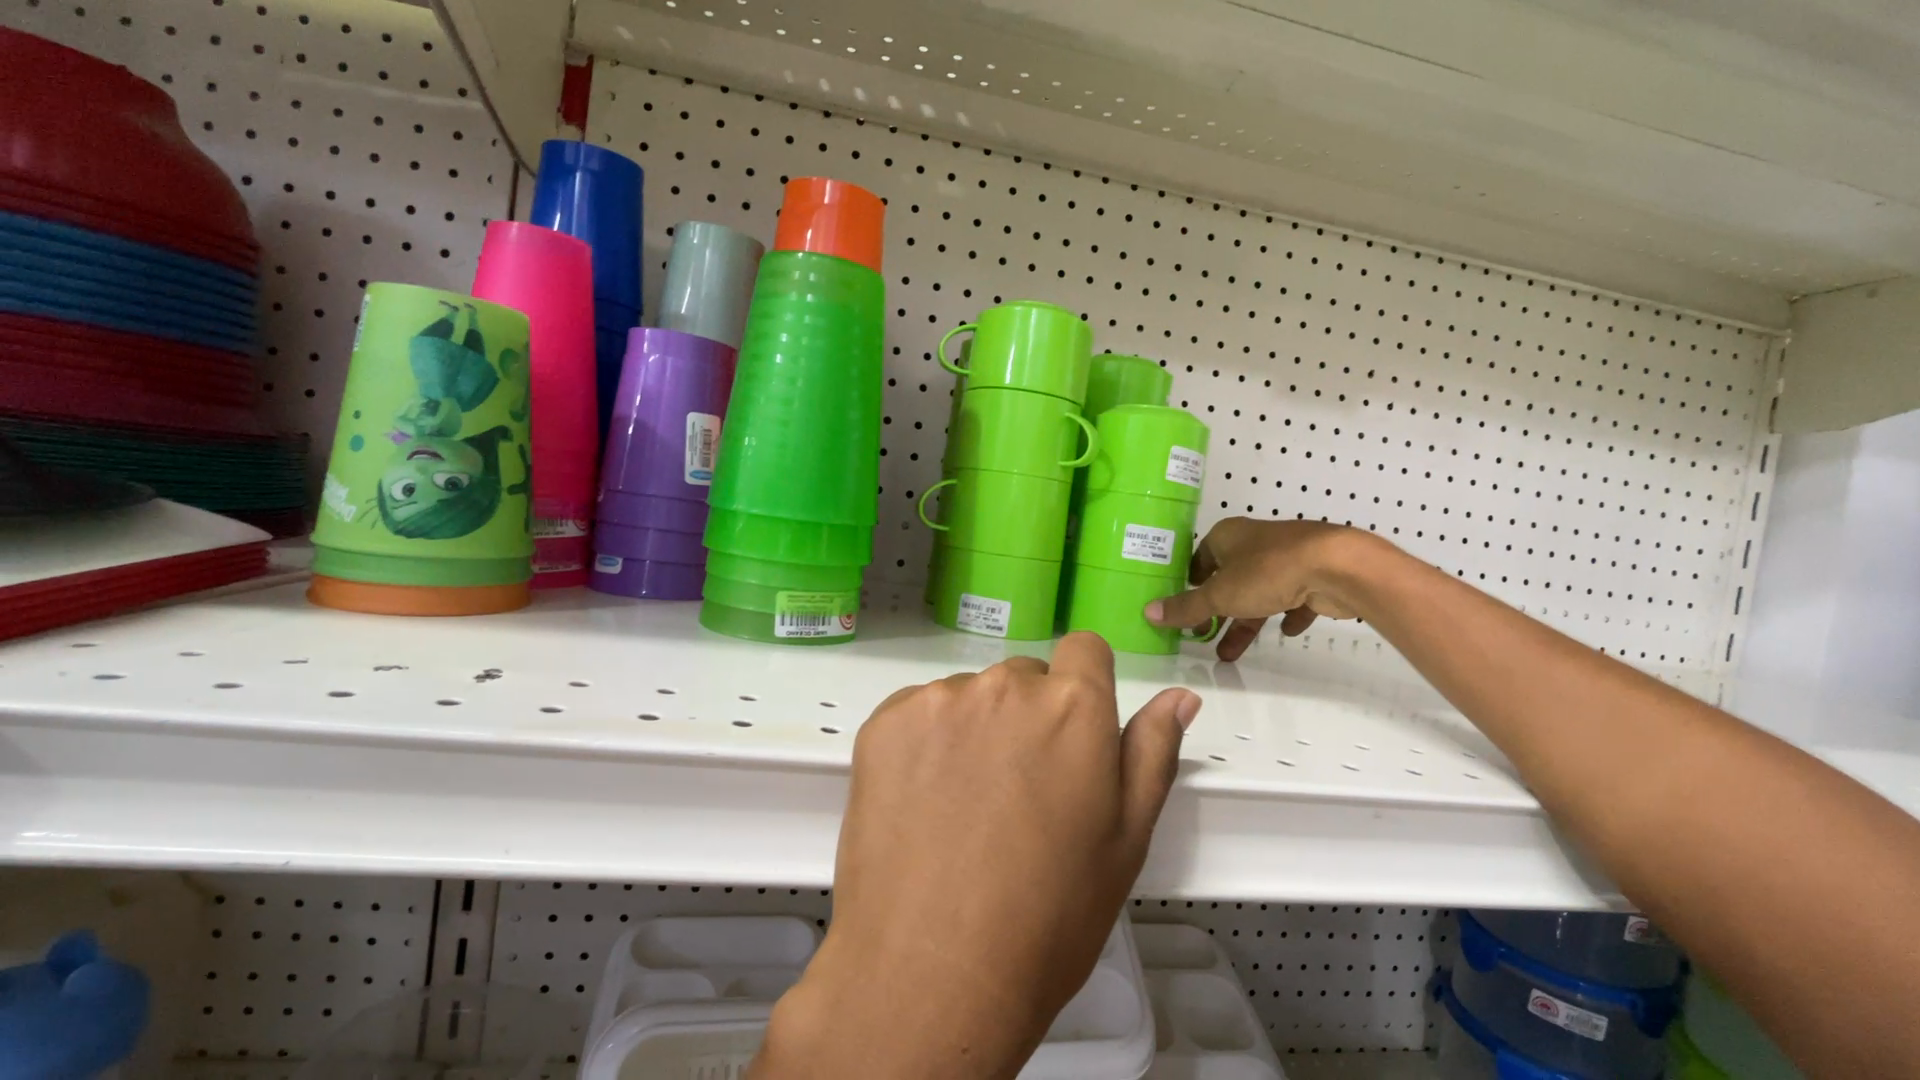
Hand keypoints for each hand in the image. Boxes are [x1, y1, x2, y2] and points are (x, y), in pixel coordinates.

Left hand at [753, 633, 1201, 1078]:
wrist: (932, 972)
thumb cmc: (1047, 916)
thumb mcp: (1125, 841)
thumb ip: (1151, 753)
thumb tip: (1178, 697)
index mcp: (1073, 707)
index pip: (1086, 652)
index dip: (1083, 689)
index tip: (1071, 741)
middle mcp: (1004, 687)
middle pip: (1025, 678)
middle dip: (1030, 719)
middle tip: (1020, 796)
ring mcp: (937, 701)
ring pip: (969, 697)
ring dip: (975, 731)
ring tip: (967, 810)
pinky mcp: (883, 724)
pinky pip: (917, 714)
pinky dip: (925, 744)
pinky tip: (925, 805)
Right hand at [1145, 518, 1370, 660]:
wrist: (1338, 567)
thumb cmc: (1268, 572)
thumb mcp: (1219, 594)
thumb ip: (1186, 607)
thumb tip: (1148, 612)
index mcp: (1228, 536)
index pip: (1201, 555)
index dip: (1190, 580)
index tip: (1183, 605)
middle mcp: (1256, 542)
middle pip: (1229, 578)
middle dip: (1217, 610)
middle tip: (1202, 636)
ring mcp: (1287, 557)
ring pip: (1260, 592)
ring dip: (1246, 620)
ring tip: (1231, 652)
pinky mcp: (1314, 575)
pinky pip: (1295, 597)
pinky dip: (1287, 613)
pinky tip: (1284, 631)